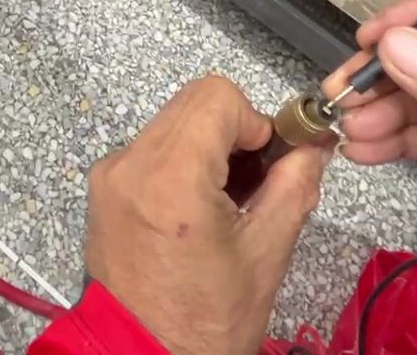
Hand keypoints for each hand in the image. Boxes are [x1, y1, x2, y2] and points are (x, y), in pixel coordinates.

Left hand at [85, 76, 328, 354]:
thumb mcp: (264, 256)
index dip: (255, 120)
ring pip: (172, 120)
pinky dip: (179, 160)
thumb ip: (293, 187)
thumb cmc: (206, 322)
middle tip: (252, 180)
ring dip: (207, 144)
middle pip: (193, 101)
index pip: (217, 96)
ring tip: (225, 200)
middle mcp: (131, 160)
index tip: (268, 160)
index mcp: (171, 175)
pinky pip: (150, 145)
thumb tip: (314, 144)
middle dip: (233, 130)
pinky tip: (194, 207)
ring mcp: (111, 169)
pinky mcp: (102, 181)